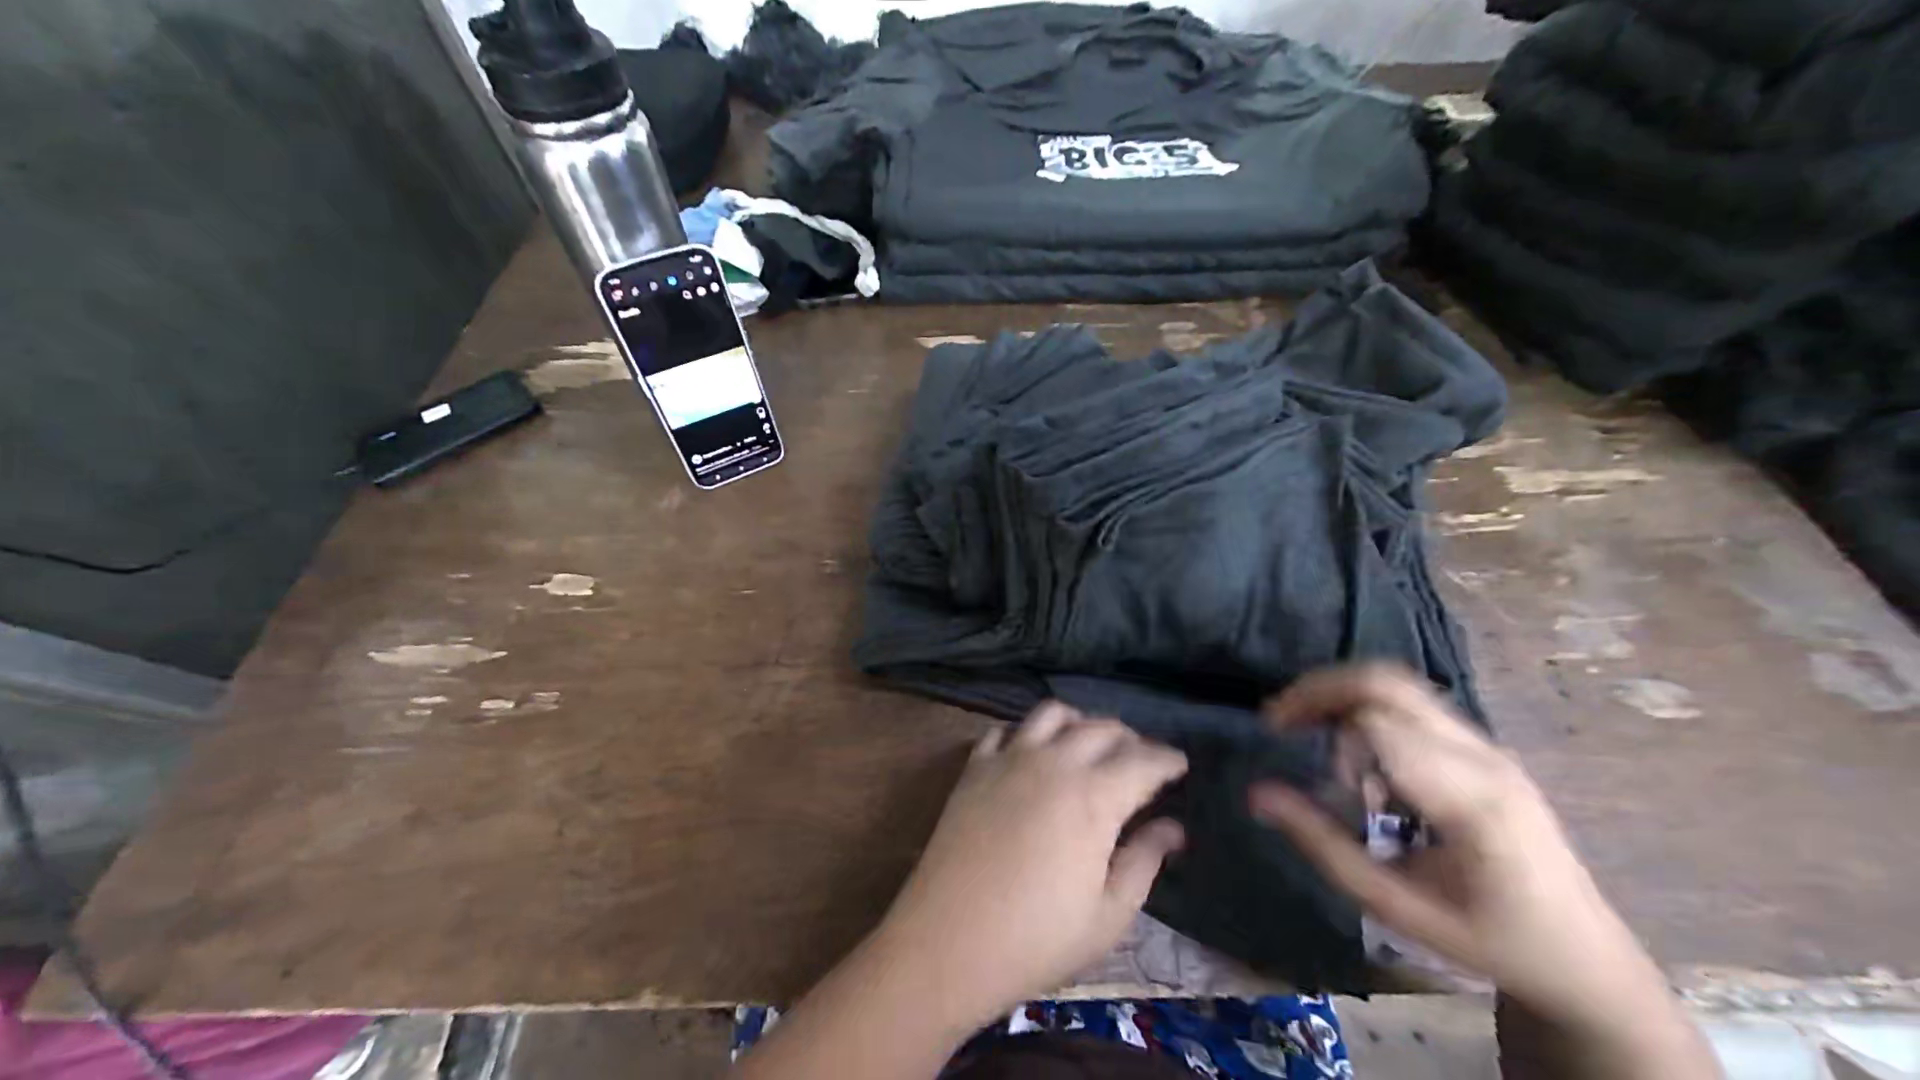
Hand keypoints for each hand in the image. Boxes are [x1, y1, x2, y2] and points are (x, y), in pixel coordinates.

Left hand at [869, 701, 1187, 1028]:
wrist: (948, 942)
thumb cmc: (1037, 939)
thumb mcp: (1109, 915)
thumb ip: (1144, 860)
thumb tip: (1173, 828)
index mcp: (1095, 796)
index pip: (1144, 760)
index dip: (1168, 760)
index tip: (1181, 765)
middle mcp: (1054, 762)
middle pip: (1102, 727)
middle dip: (1130, 739)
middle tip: (1139, 762)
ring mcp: (1009, 758)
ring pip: (1052, 713)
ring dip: (1079, 723)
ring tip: (1088, 748)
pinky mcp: (974, 767)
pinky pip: (1004, 729)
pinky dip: (1026, 733)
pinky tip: (1031, 755)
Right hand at [1246, 665, 1663, 1025]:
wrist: (1586, 956)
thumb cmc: (1487, 939)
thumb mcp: (1395, 906)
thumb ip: (1322, 845)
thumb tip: (1256, 793)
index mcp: (1469, 799)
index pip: (1376, 721)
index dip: (1315, 715)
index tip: (1275, 737)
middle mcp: (1483, 756)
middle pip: (1388, 682)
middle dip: (1322, 688)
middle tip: (1280, 718)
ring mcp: (1490, 747)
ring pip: (1400, 685)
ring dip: (1344, 697)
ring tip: (1311, 735)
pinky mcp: (1486, 749)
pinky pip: (1415, 706)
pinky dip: (1369, 710)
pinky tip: (1356, 757)